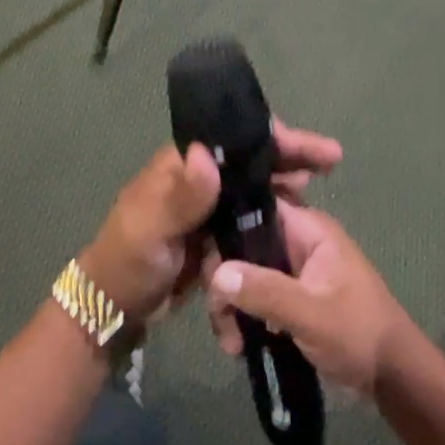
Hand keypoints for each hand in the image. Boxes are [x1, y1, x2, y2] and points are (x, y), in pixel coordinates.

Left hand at [81, 121, 343, 327]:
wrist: (114, 308)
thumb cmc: (128, 260)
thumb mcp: (151, 229)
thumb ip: (181, 196)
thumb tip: (210, 154)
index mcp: (182, 164)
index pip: (233, 138)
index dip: (273, 137)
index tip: (309, 145)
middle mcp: (197, 177)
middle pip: (250, 157)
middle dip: (289, 154)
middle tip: (331, 160)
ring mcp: (206, 207)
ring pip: (254, 185)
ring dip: (285, 181)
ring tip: (321, 185)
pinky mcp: (213, 235)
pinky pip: (250, 216)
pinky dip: (275, 213)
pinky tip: (299, 218)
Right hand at [205, 203, 412, 395]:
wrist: (393, 378)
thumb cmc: (358, 334)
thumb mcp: (311, 314)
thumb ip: (265, 291)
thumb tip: (216, 274)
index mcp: (308, 229)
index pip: (255, 207)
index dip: (224, 226)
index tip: (205, 261)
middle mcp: (297, 242)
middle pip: (243, 245)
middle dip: (225, 281)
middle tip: (219, 317)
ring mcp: (293, 271)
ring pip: (244, 274)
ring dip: (231, 306)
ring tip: (231, 344)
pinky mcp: (289, 298)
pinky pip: (254, 296)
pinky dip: (243, 318)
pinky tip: (239, 346)